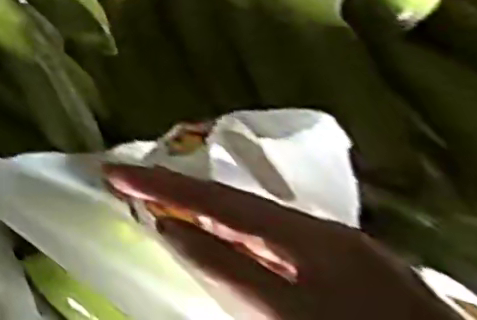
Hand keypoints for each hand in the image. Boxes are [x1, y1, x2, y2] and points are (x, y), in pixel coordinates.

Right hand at [102, 165, 455, 319]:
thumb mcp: (289, 316)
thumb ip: (227, 267)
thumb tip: (168, 225)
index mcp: (314, 234)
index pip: (219, 198)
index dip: (159, 184)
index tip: (108, 170)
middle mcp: (333, 236)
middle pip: (243, 205)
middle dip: (186, 193)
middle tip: (135, 186)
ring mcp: (356, 263)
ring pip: (266, 229)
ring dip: (215, 219)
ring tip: (172, 213)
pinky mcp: (368, 289)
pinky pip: (286, 251)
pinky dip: (248, 245)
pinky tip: (238, 254)